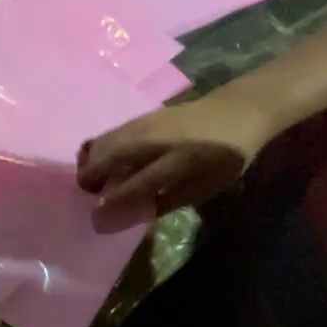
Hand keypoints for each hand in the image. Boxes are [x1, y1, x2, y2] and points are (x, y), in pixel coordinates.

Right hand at [77, 93, 274, 232]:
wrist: (237, 110)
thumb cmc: (226, 155)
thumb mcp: (209, 184)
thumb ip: (168, 200)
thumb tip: (129, 215)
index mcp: (184, 159)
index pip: (140, 182)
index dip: (116, 199)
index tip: (98, 214)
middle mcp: (159, 140)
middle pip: (111, 157)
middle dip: (91, 177)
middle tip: (89, 191)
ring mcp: (144, 126)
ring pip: (101, 145)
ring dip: (89, 164)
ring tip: (93, 178)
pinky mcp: (136, 119)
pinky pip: (104, 136)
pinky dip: (94, 151)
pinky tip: (98, 161)